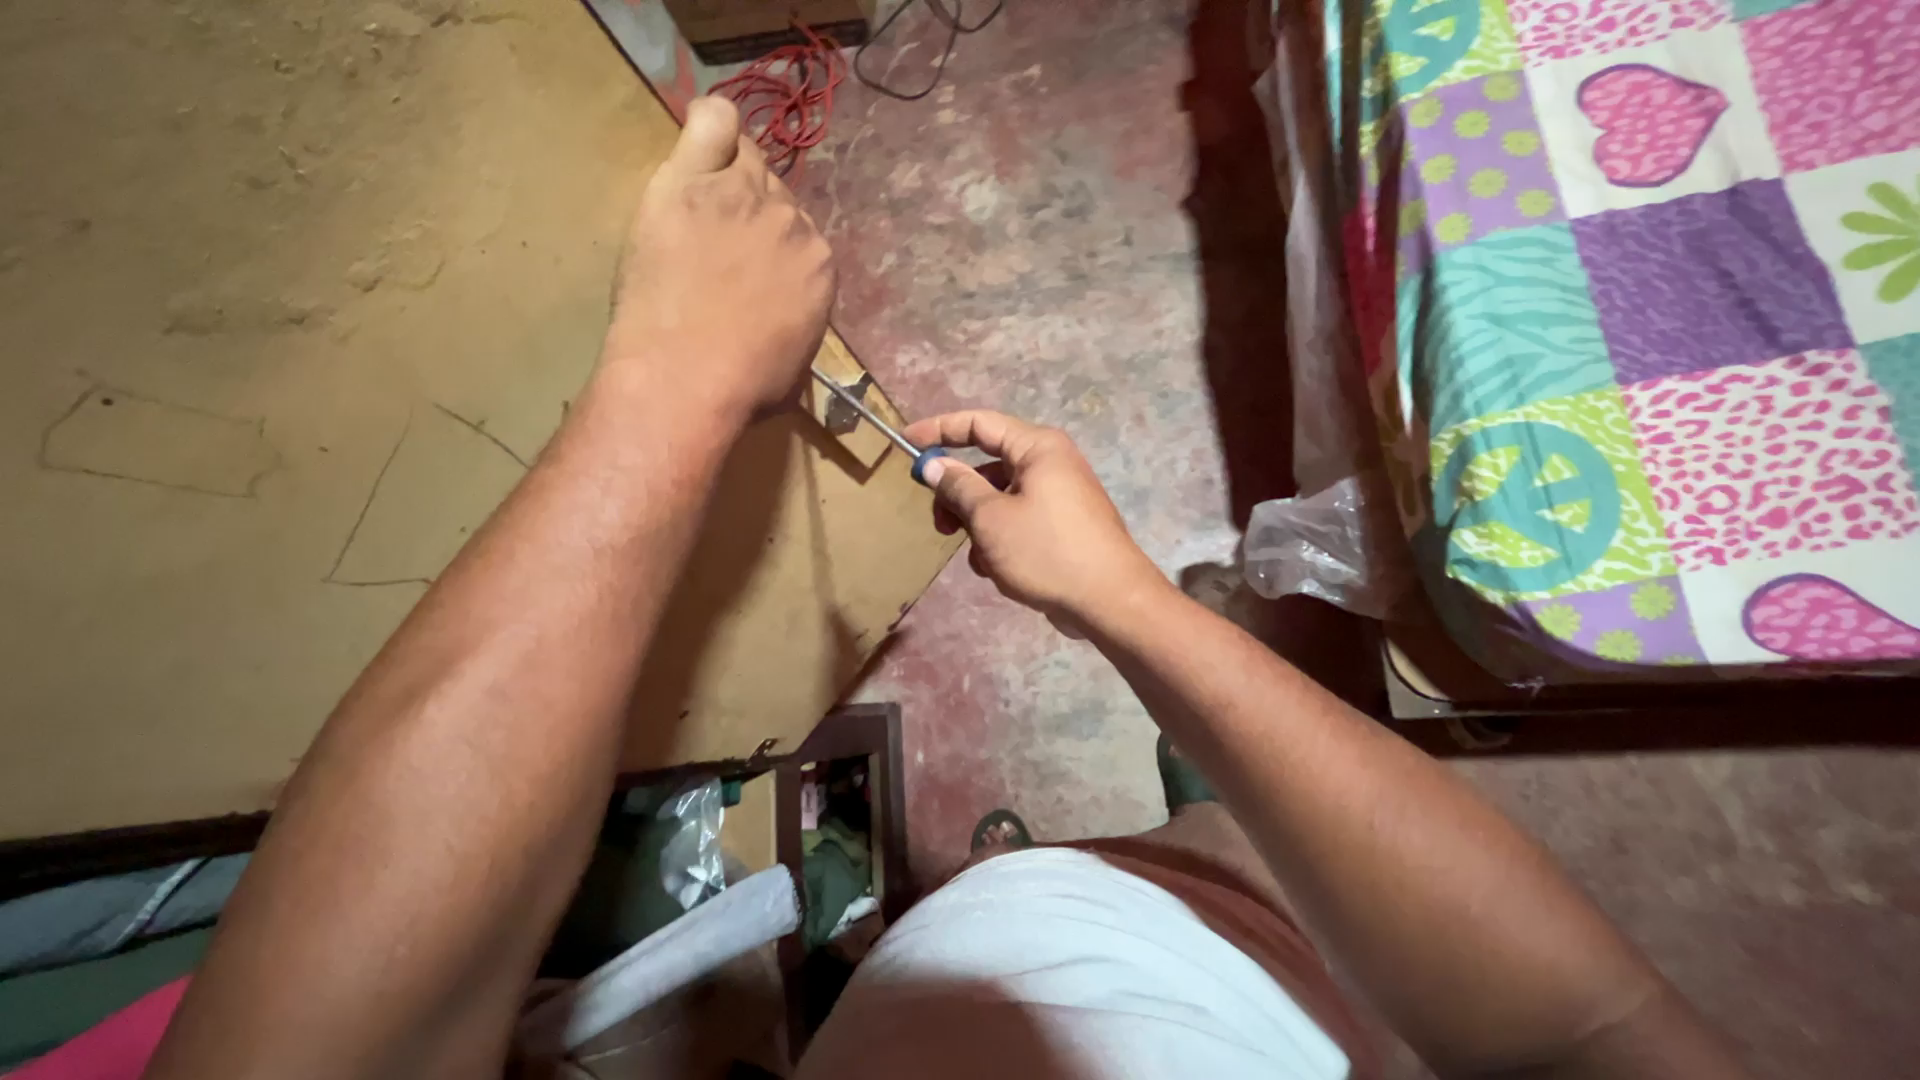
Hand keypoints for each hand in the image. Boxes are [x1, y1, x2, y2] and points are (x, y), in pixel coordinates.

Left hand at [601, 96, 834, 424]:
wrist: (687, 378)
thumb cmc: (743, 388)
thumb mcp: (795, 362)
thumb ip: (799, 317)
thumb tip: (787, 312)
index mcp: (820, 266)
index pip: (799, 234)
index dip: (771, 248)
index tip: (746, 269)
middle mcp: (791, 223)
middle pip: (774, 193)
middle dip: (750, 213)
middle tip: (716, 247)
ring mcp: (743, 196)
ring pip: (744, 155)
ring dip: (726, 174)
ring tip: (699, 209)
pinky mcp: (693, 182)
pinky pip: (714, 122)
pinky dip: (710, 126)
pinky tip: (697, 148)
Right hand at [903, 411, 1168, 630]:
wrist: (1110, 601)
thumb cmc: (1047, 551)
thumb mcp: (991, 518)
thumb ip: (958, 487)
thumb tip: (934, 464)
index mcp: (1037, 447)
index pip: (978, 423)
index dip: (939, 430)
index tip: (906, 442)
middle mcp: (1050, 463)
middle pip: (987, 466)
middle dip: (959, 495)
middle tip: (940, 523)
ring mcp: (1058, 497)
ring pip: (999, 500)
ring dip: (979, 528)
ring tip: (981, 560)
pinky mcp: (1061, 527)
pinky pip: (1018, 523)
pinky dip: (1001, 542)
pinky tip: (1000, 572)